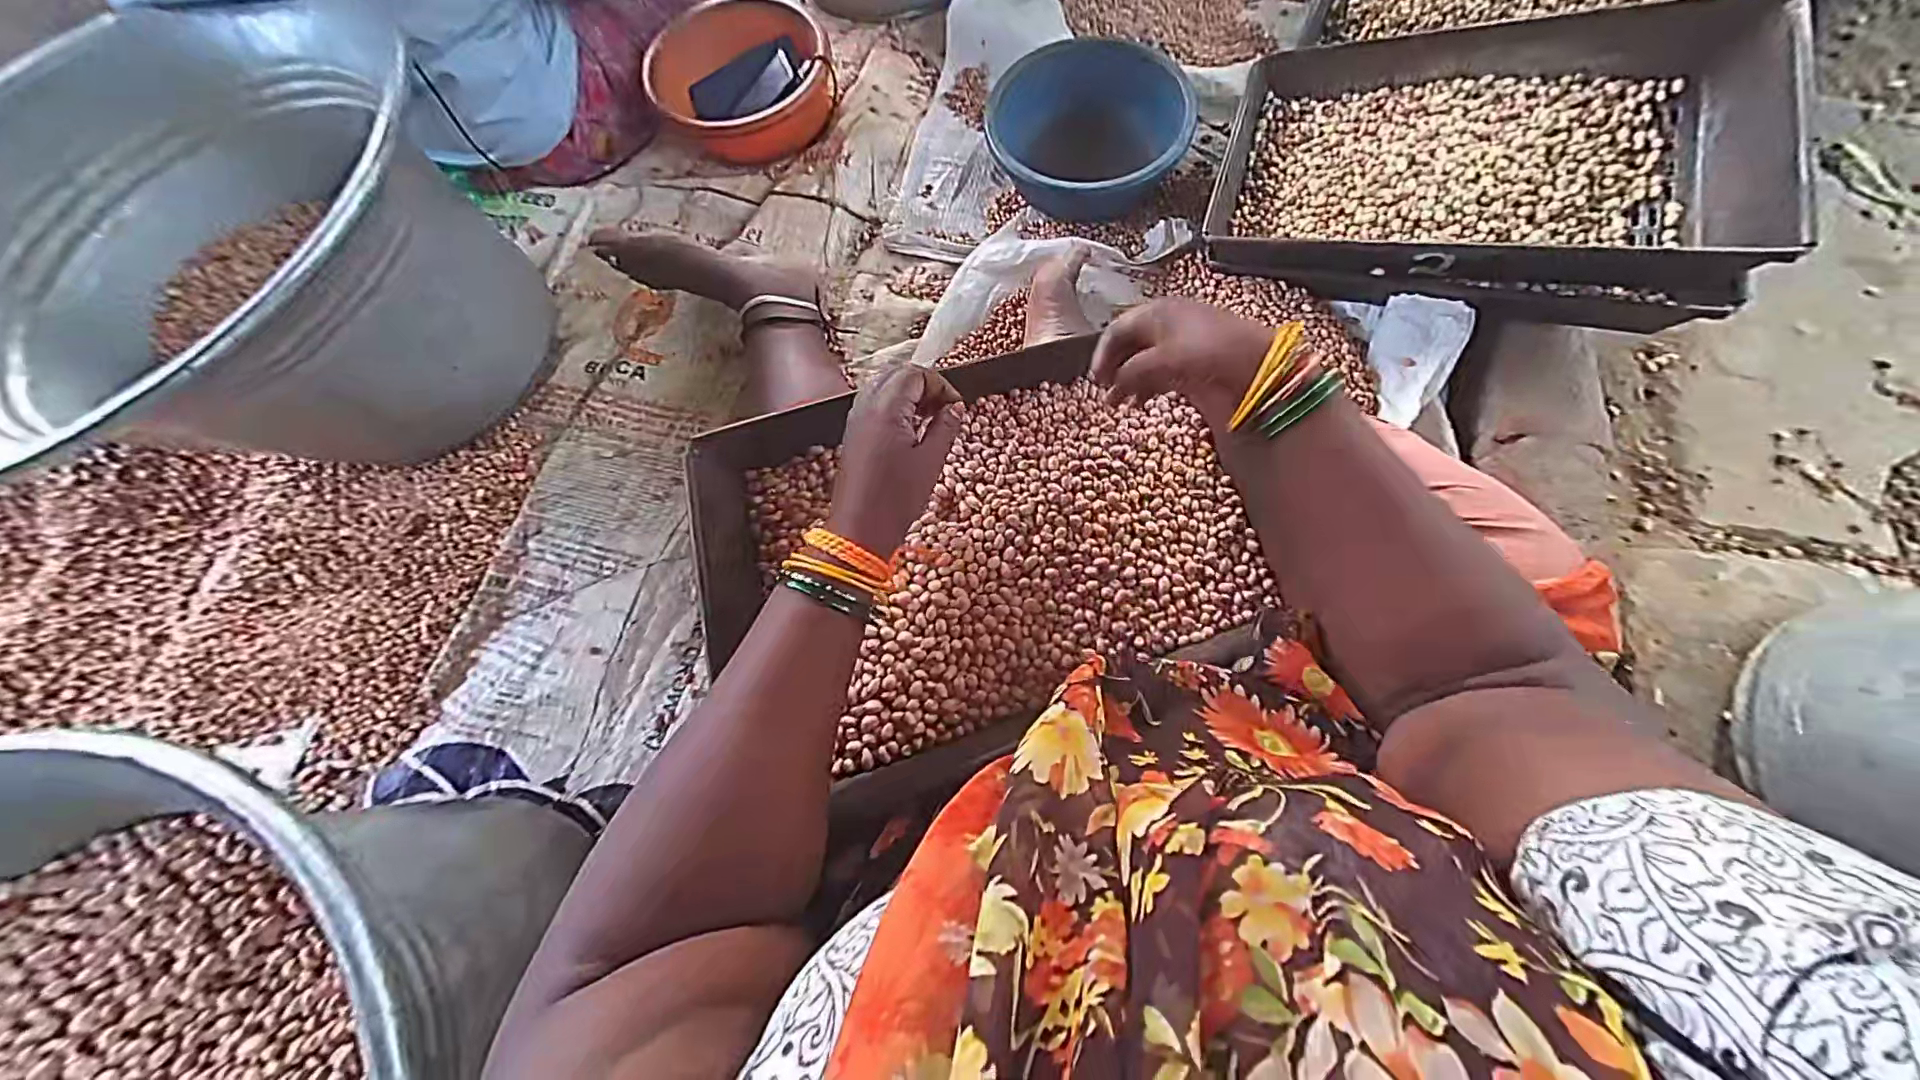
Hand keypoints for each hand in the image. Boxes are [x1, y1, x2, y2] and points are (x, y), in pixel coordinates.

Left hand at [826, 365, 964, 555]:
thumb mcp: (931, 461)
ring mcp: (856, 419)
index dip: (941, 385)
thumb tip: (956, 409)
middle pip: (898, 375)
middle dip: (925, 386)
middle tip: (945, 410)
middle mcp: (866, 406)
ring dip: (910, 396)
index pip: (915, 374)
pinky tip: (911, 432)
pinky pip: (875, 405)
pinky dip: (895, 408)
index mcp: (886, 408)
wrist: (859, 528)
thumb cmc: (895, 500)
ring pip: (885, 387)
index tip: (956, 407)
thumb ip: (946, 427)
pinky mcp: (853, 434)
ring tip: (930, 421)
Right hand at [1089, 298, 1273, 433]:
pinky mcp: (1195, 357)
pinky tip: (1144, 401)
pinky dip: (1149, 385)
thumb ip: (1130, 372)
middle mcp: (1166, 321)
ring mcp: (1182, 339)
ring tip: (1123, 404)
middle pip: (1129, 345)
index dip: (1101, 355)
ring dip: (1130, 380)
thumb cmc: (1207, 353)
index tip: (1095, 381)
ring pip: (1144, 359)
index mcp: (1155, 313)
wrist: (1256, 362)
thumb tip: (1113, 386)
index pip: (1115, 330)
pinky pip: (1161, 369)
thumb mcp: (1161, 362)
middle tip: (1106, 393)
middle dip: (1115, 369)